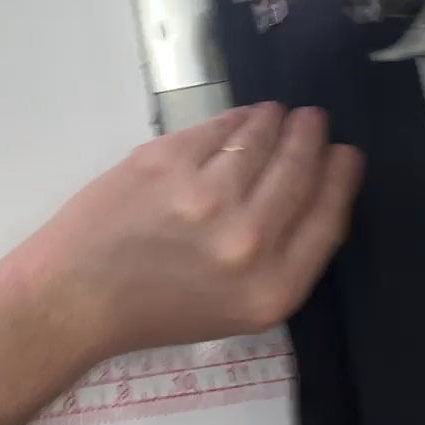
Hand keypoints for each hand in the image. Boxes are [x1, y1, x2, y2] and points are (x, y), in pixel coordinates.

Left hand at [3, 104, 363, 362]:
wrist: (77, 296)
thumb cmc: (155, 310)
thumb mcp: (235, 309)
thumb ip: (278, 259)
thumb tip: (307, 193)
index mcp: (271, 290)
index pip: (327, 219)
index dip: (341, 179)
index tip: (347, 155)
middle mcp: (247, 241)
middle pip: (299, 171)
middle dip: (312, 138)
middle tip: (315, 120)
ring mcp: (205, 195)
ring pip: (260, 139)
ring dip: (275, 121)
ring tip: (279, 114)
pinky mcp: (167, 160)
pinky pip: (218, 128)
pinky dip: (236, 118)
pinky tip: (242, 117)